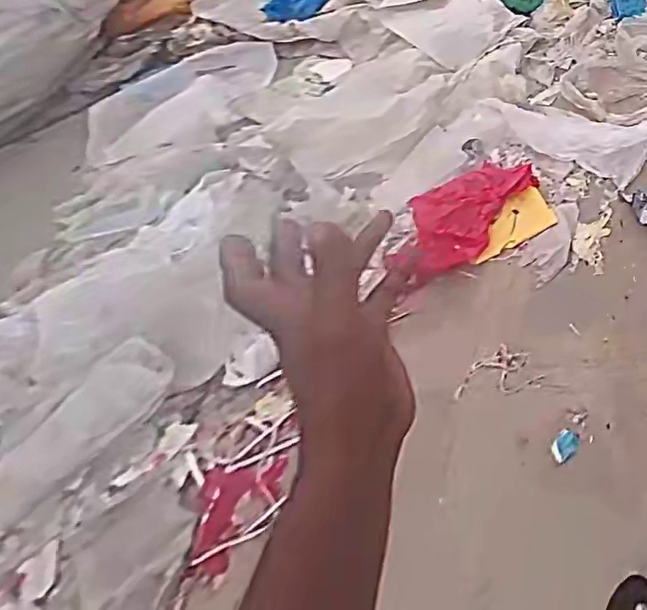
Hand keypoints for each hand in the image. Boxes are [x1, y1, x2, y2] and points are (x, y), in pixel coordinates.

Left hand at [220, 215, 415, 470]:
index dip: (241, 261)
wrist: (366, 428)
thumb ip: (330, 272)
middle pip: (297, 274)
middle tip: (296, 217)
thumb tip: (320, 226)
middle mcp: (310, 315)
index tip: (236, 235)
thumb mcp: (333, 319)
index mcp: (289, 313)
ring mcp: (341, 324)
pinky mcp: (370, 333)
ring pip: (344, 278)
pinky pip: (380, 294)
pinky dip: (393, 274)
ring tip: (377, 217)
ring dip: (357, 250)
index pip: (251, 284)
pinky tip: (410, 255)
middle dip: (296, 246)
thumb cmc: (340, 378)